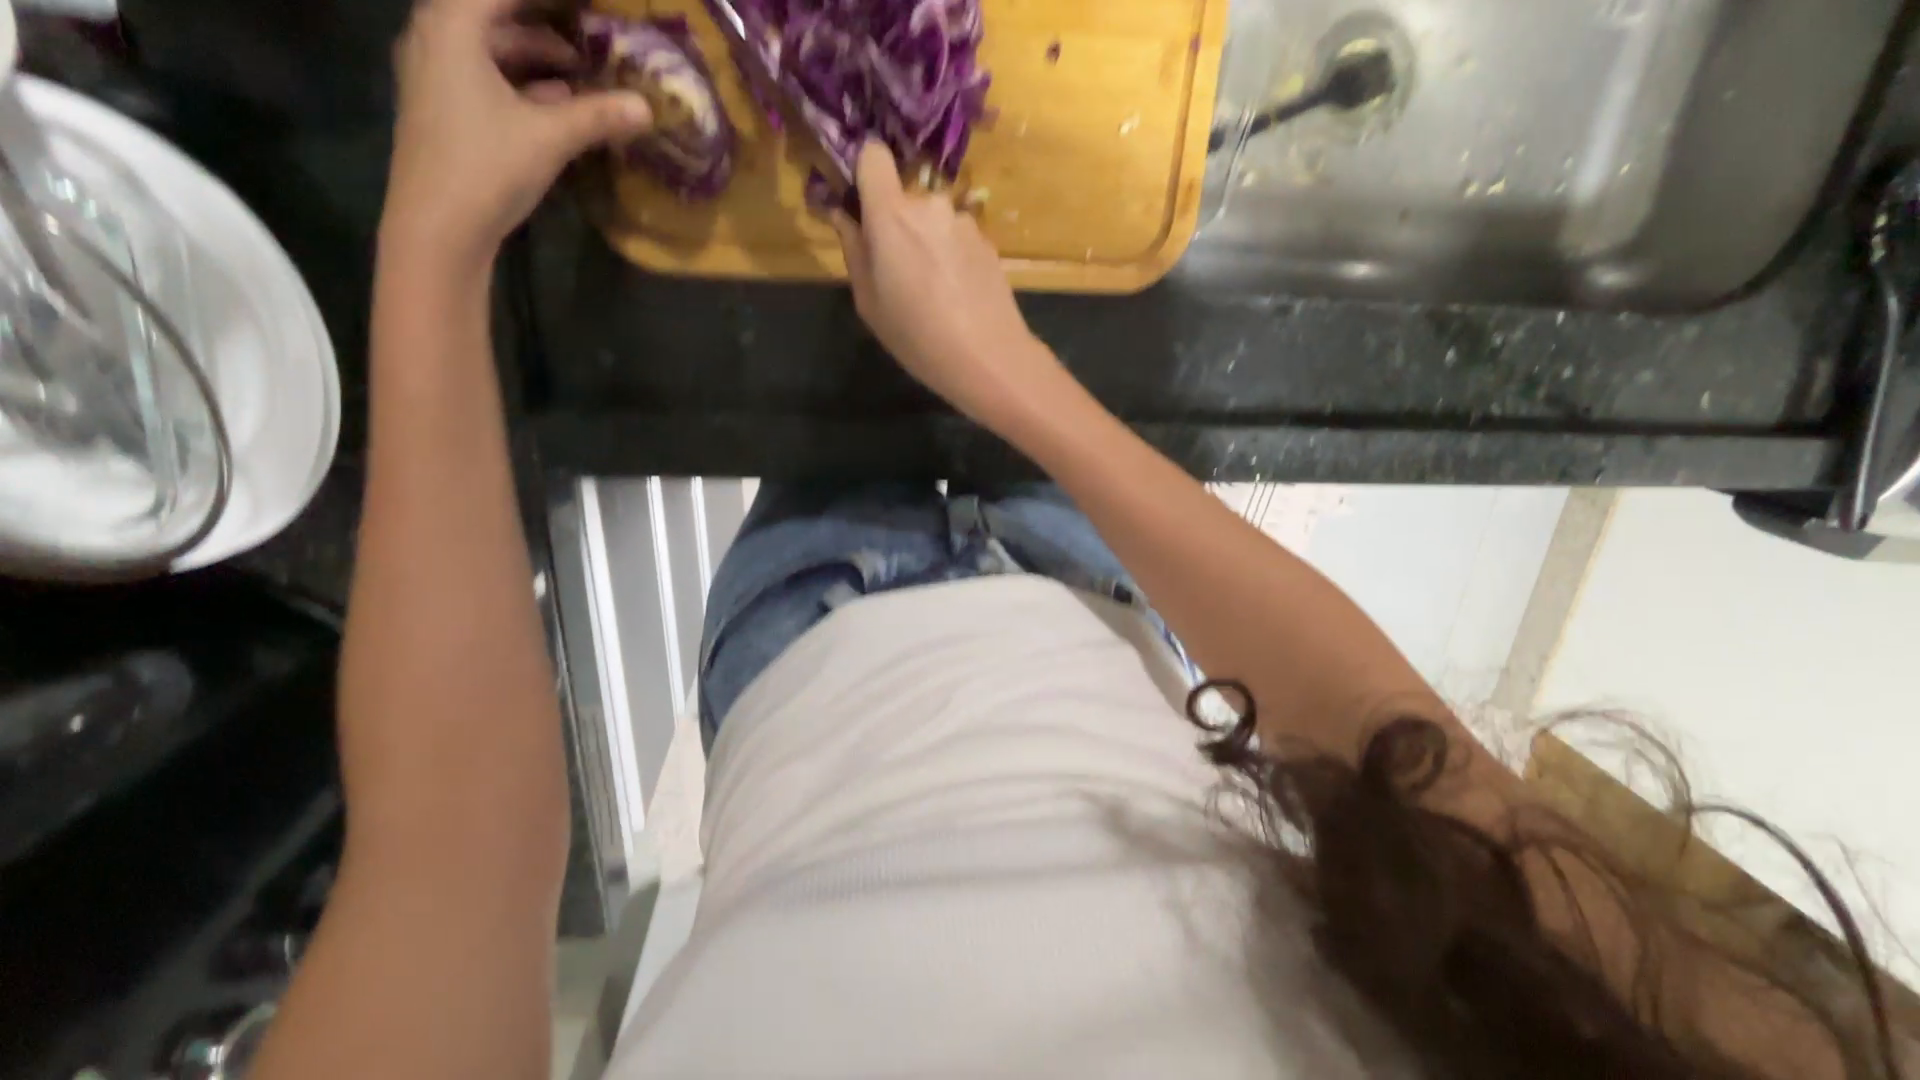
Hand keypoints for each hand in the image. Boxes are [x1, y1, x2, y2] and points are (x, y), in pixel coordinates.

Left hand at [384, 0, 651, 264]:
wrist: (436, 229)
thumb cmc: (486, 166)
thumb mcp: (550, 137)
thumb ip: (598, 116)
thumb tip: (647, 108)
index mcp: (452, 27)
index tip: (588, 6)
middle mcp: (433, 39)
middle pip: (495, 15)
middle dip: (544, 25)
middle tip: (591, 35)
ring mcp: (432, 76)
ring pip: (491, 49)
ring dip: (536, 57)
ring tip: (582, 74)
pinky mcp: (441, 109)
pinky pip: (483, 76)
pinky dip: (520, 82)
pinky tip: (558, 104)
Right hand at [831, 143, 1065, 428]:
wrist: (987, 356)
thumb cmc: (915, 334)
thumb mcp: (868, 300)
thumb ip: (854, 248)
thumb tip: (843, 215)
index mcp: (891, 214)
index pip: (873, 155)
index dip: (865, 171)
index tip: (862, 202)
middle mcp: (930, 205)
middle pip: (904, 197)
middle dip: (897, 223)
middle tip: (896, 271)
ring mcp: (963, 221)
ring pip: (933, 220)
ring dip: (927, 242)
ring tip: (931, 290)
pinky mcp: (987, 241)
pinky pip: (956, 238)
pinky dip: (951, 256)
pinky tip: (957, 295)